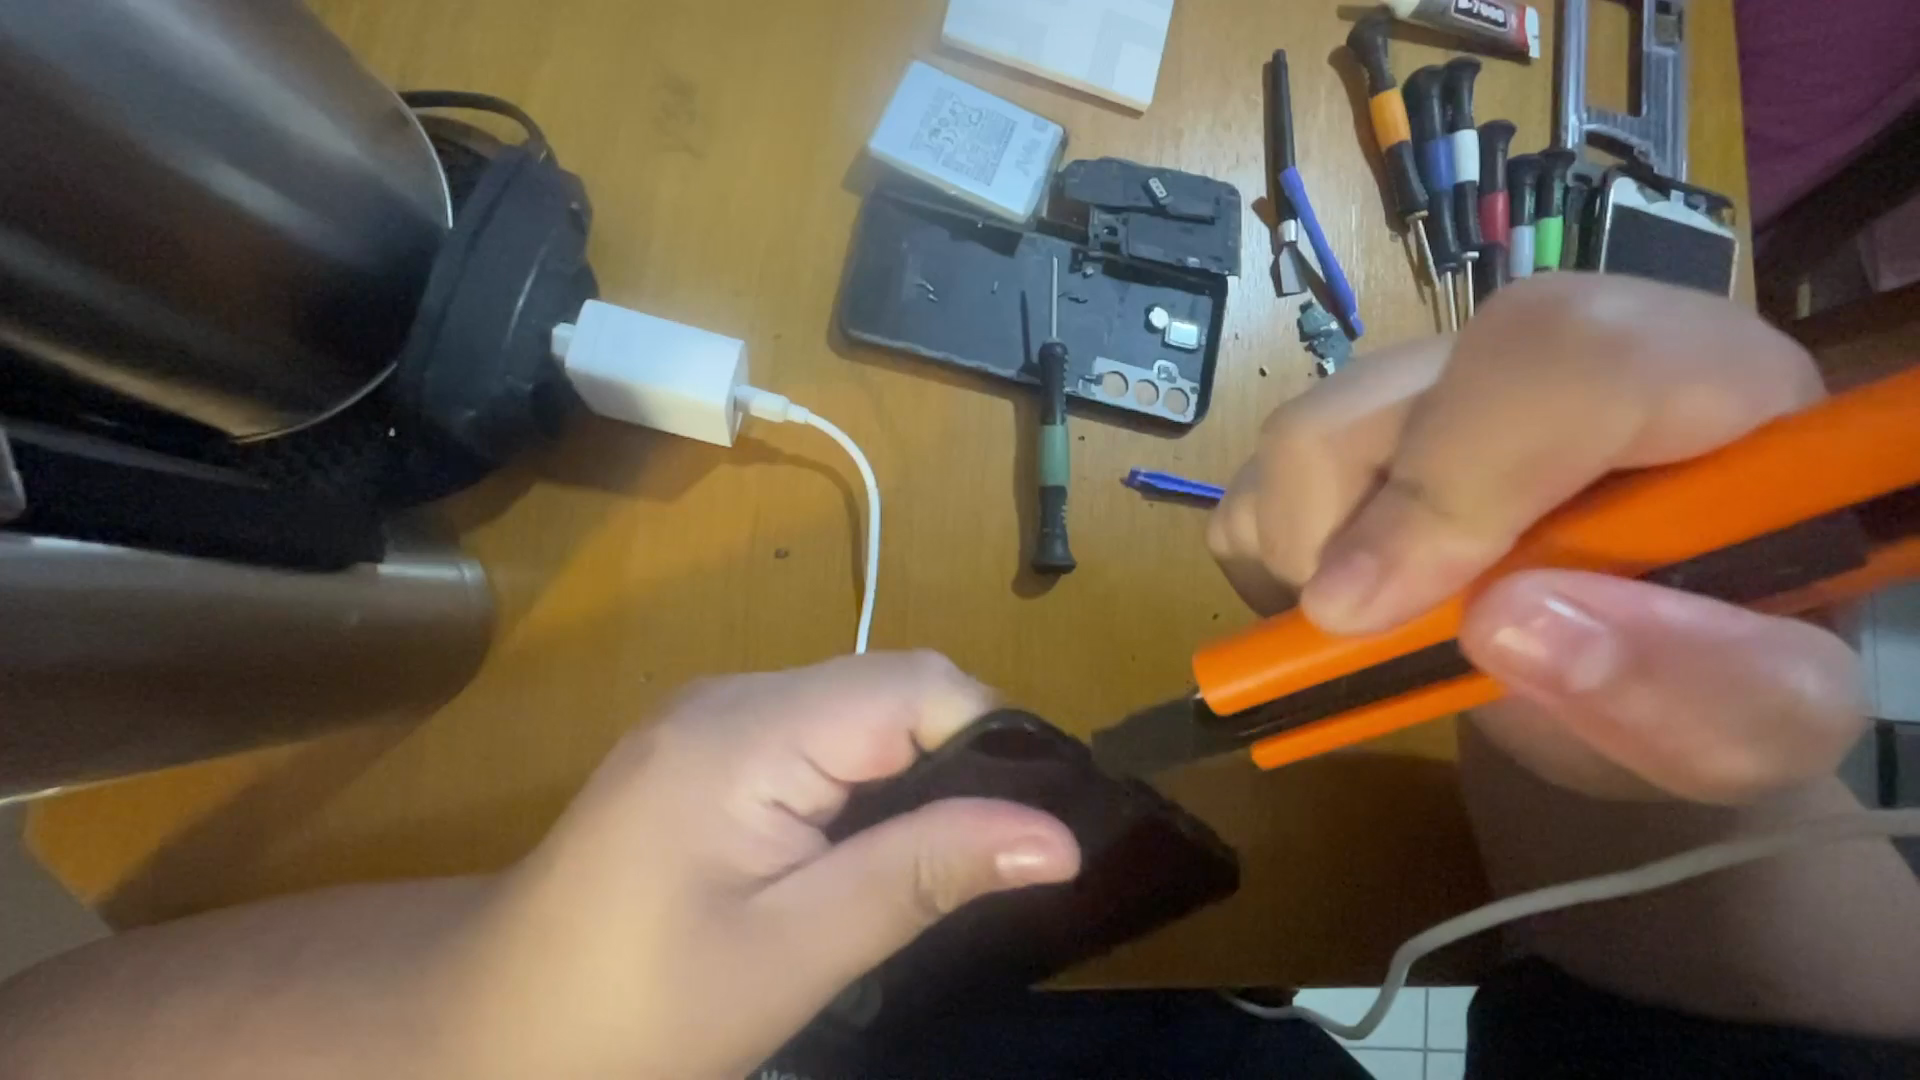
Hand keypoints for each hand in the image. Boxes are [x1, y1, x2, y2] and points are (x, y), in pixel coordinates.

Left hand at [453, 652, 1079, 1079]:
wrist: (481, 1027)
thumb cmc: (629, 1014)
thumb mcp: (790, 956)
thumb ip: (920, 877)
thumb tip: (1053, 839)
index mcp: (748, 733)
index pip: (911, 685)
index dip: (989, 736)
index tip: (1034, 818)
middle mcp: (735, 693)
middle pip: (889, 684)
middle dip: (960, 749)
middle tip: (997, 846)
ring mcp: (717, 709)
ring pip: (861, 702)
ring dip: (917, 760)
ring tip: (950, 845)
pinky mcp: (710, 737)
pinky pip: (822, 726)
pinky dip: (870, 767)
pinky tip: (871, 833)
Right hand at [1209, 275, 1863, 800]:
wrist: (1618, 653)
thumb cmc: (1698, 674)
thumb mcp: (1760, 716)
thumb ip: (1690, 683)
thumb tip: (1505, 622)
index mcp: (1692, 386)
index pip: (1557, 355)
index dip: (1453, 476)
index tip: (1368, 612)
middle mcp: (1530, 361)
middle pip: (1370, 404)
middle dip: (1343, 543)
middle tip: (1378, 639)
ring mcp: (1415, 391)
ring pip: (1292, 440)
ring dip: (1304, 561)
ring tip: (1382, 620)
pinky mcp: (1334, 438)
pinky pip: (1246, 487)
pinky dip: (1265, 561)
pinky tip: (1339, 591)